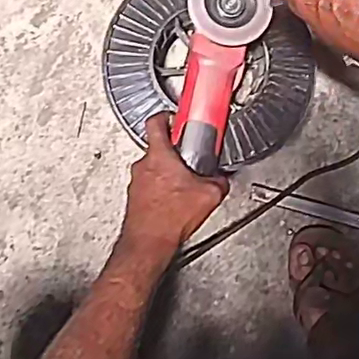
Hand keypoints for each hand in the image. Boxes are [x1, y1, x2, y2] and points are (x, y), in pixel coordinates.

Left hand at [120, 113, 229, 253]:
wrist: (149, 243)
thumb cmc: (170, 218)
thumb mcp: (209, 195)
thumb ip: (219, 179)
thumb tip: (223, 178)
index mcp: (159, 156)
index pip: (156, 122)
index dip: (167, 116)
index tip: (177, 117)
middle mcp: (143, 165)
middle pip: (158, 145)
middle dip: (175, 150)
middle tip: (189, 157)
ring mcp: (136, 181)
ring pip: (153, 166)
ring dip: (168, 171)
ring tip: (183, 184)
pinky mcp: (135, 197)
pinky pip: (150, 184)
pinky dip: (161, 187)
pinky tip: (174, 200)